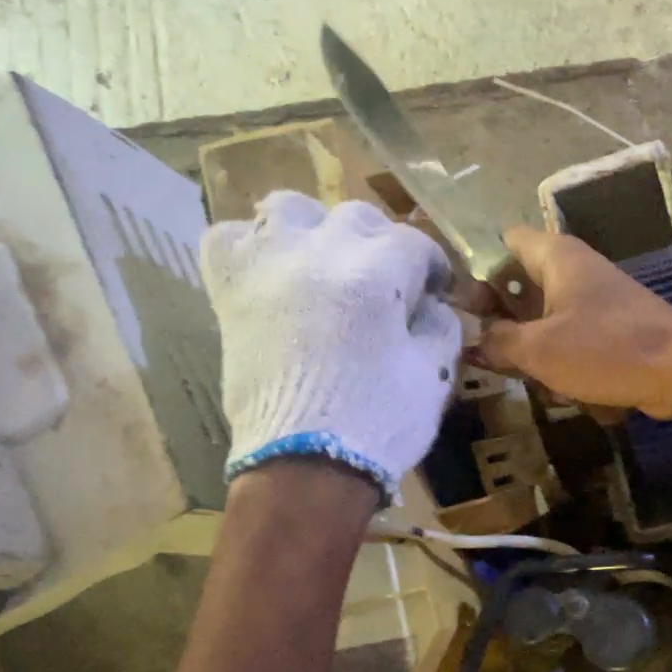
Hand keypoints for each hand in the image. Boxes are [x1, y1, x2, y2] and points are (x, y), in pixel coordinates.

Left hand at [201, 190, 461, 497]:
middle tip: (389, 284)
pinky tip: (275, 273)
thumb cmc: (380, 421)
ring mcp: (268, 265)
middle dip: (381, 245)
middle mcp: (319, 252)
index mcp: (378, 273)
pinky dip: (255, 247)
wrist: (306, 463)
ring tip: (326, 265)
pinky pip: (232, 237)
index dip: (432, 266)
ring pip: (290, 209)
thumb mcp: (434, 374)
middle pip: (357, 218)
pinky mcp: (230, 290)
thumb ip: (441, 327)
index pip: (414, 243)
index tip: (437, 291)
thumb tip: (434, 305)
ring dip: (316, 230)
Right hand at [478, 226, 671, 417]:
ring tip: (534, 379)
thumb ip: (499, 342)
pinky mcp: (615, 332)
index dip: (478, 271)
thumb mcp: (539, 349)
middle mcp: (577, 271)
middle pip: (523, 288)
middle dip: (506, 325)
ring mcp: (599, 302)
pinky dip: (568, 368)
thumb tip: (474, 341)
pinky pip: (576, 346)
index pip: (503, 243)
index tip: (465, 309)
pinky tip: (570, 393)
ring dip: (537, 355)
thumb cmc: (606, 349)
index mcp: (556, 256)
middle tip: (491, 356)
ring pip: (548, 324)